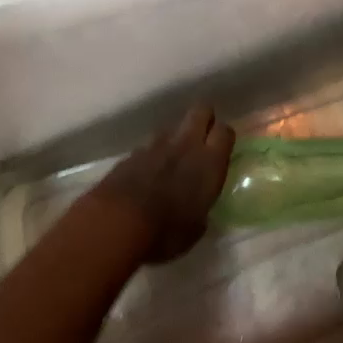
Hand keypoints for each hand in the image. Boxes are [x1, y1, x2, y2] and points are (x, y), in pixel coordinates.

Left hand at [88, 106, 234, 262]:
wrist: (116, 222)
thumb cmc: (165, 231)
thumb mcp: (194, 230)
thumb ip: (201, 210)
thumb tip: (199, 209)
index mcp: (209, 162)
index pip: (225, 131)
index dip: (224, 138)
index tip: (221, 150)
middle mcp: (186, 144)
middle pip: (201, 110)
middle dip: (204, 119)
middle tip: (202, 140)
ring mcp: (156, 145)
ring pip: (172, 127)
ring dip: (175, 139)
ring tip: (171, 161)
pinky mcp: (132, 153)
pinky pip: (148, 146)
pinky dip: (151, 156)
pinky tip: (146, 175)